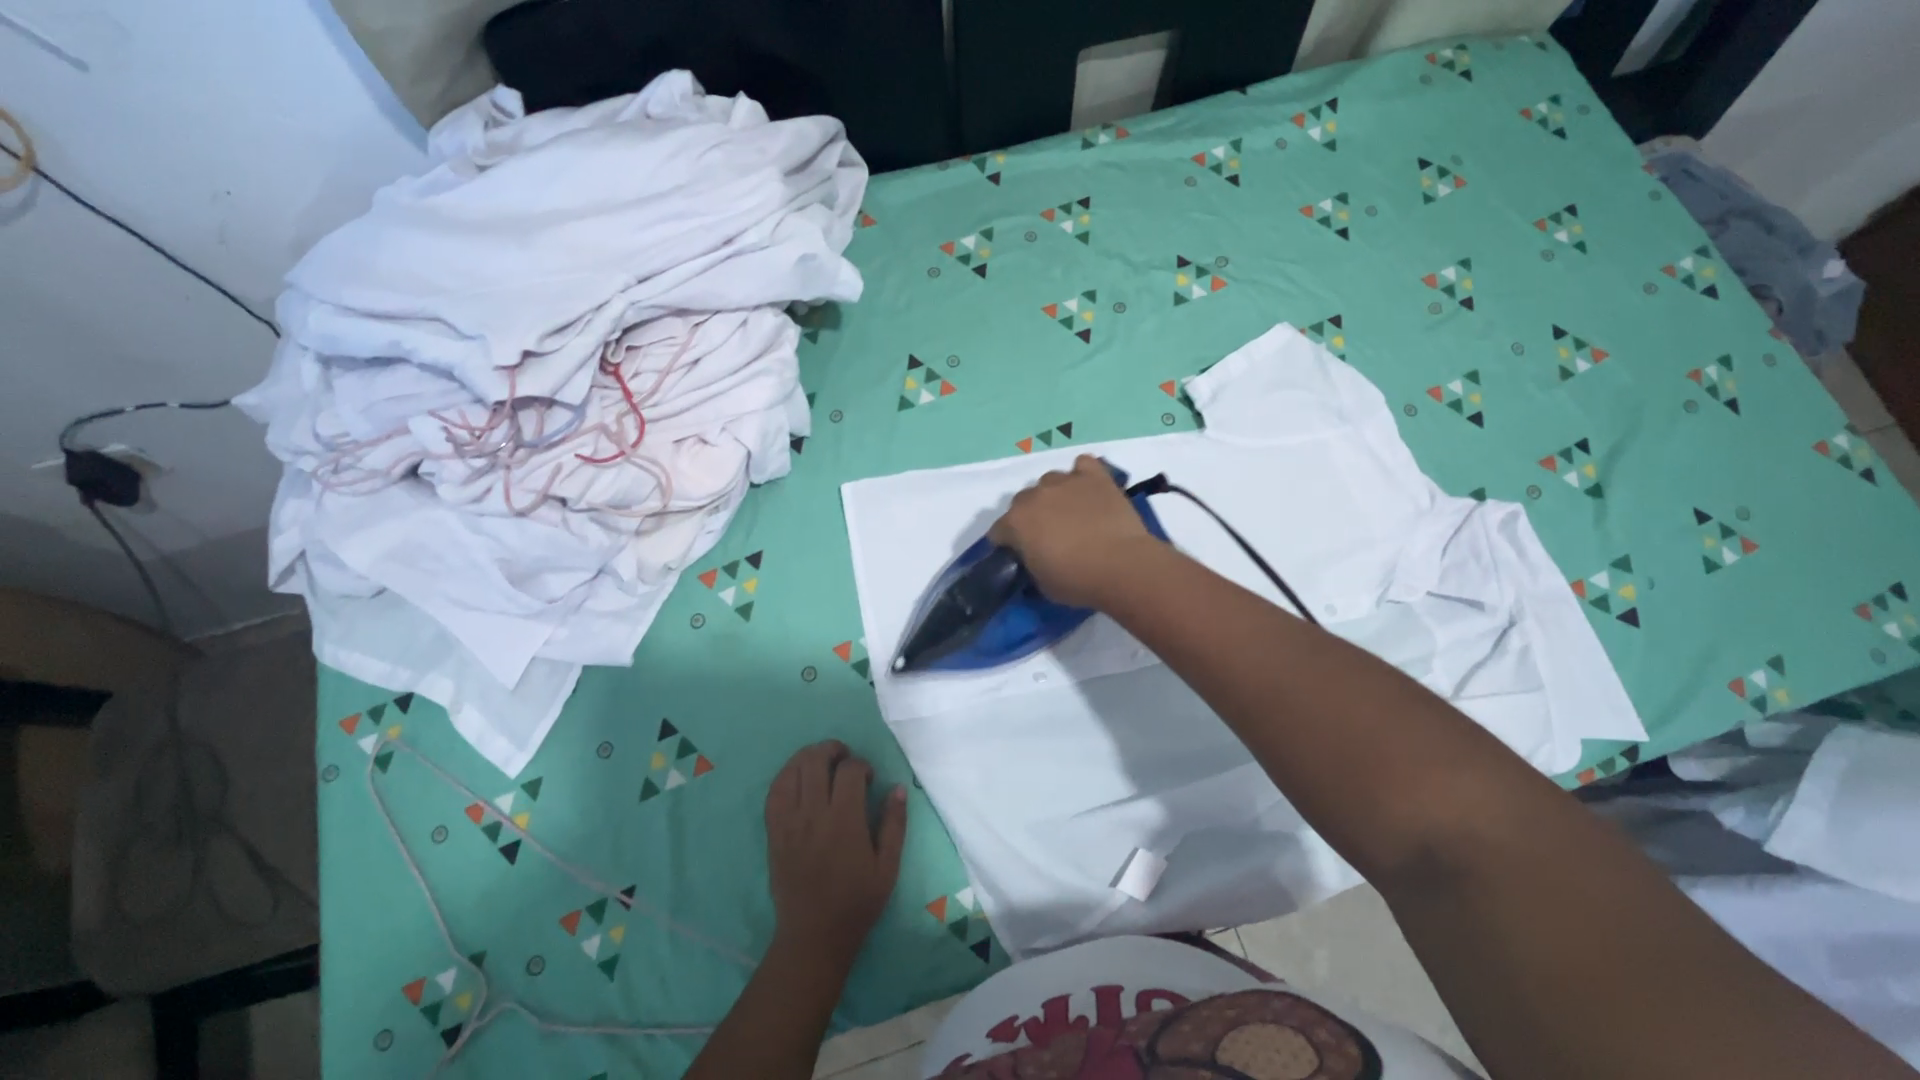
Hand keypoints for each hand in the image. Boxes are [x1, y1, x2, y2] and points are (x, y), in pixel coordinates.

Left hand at [764, 741, 905, 962]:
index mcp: (845, 822)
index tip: (869, 778)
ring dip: (808, 757)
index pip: (850, 771)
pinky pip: (773, 792)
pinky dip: (785, 776)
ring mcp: (789, 822)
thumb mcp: (888, 867)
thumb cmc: (857, 902)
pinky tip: (797, 777)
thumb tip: (897, 788)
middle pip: (815, 761)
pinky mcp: (773, 832)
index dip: (862, 765)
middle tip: (844, 757)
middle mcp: (813, 815)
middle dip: (832, 750)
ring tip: (822, 761)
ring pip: (791, 771)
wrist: (814, 934)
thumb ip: (894, 824)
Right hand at [989, 455, 1167, 607]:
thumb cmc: (1077, 581)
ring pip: (1050, 481)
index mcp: (1015, 522)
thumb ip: (1030, 564)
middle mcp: (1035, 495)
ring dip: (1054, 496)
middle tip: (1049, 536)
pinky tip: (1089, 490)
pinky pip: (1082, 465)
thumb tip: (1034, 558)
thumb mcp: (1041, 584)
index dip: (1008, 544)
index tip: (1021, 555)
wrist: (1122, 566)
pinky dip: (1083, 475)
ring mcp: (1065, 481)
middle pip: (1022, 502)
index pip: (998, 531)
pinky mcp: (1095, 476)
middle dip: (1030, 517)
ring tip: (1072, 513)